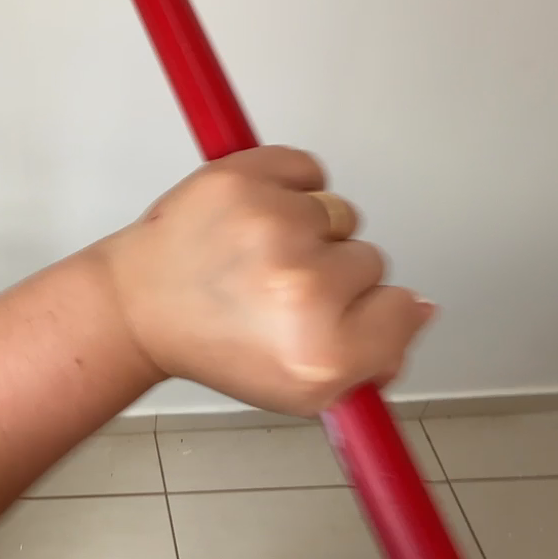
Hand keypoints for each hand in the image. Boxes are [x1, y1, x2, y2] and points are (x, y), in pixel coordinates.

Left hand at [97, 146, 432, 415]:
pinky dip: (287, 183)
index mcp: (321, 350)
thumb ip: (373, 361)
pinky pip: (306, 168)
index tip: (323, 313)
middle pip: (370, 258)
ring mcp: (268, 223)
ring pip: (337, 212)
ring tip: (251, 254)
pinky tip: (252, 216)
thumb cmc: (209, 341)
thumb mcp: (298, 390)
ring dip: (303, 228)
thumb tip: (420, 308)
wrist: (137, 303)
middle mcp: (300, 285)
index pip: (405, 308)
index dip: (366, 311)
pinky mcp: (239, 178)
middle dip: (329, 271)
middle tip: (269, 288)